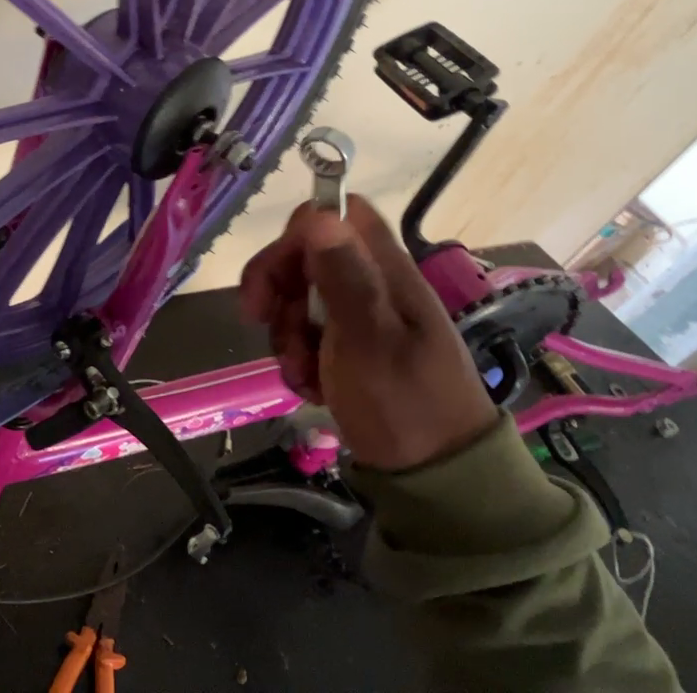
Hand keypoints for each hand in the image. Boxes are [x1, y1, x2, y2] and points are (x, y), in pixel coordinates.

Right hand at [239, 198, 499, 470]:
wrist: (436, 481)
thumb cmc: (404, 405)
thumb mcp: (369, 340)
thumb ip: (344, 276)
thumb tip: (320, 214)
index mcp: (387, 271)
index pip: (337, 214)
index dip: (298, 234)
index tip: (277, 275)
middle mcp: (374, 284)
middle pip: (308, 255)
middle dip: (276, 289)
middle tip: (260, 322)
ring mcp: (363, 318)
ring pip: (300, 298)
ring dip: (284, 333)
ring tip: (300, 373)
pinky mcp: (351, 348)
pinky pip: (307, 334)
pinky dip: (298, 357)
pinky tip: (309, 386)